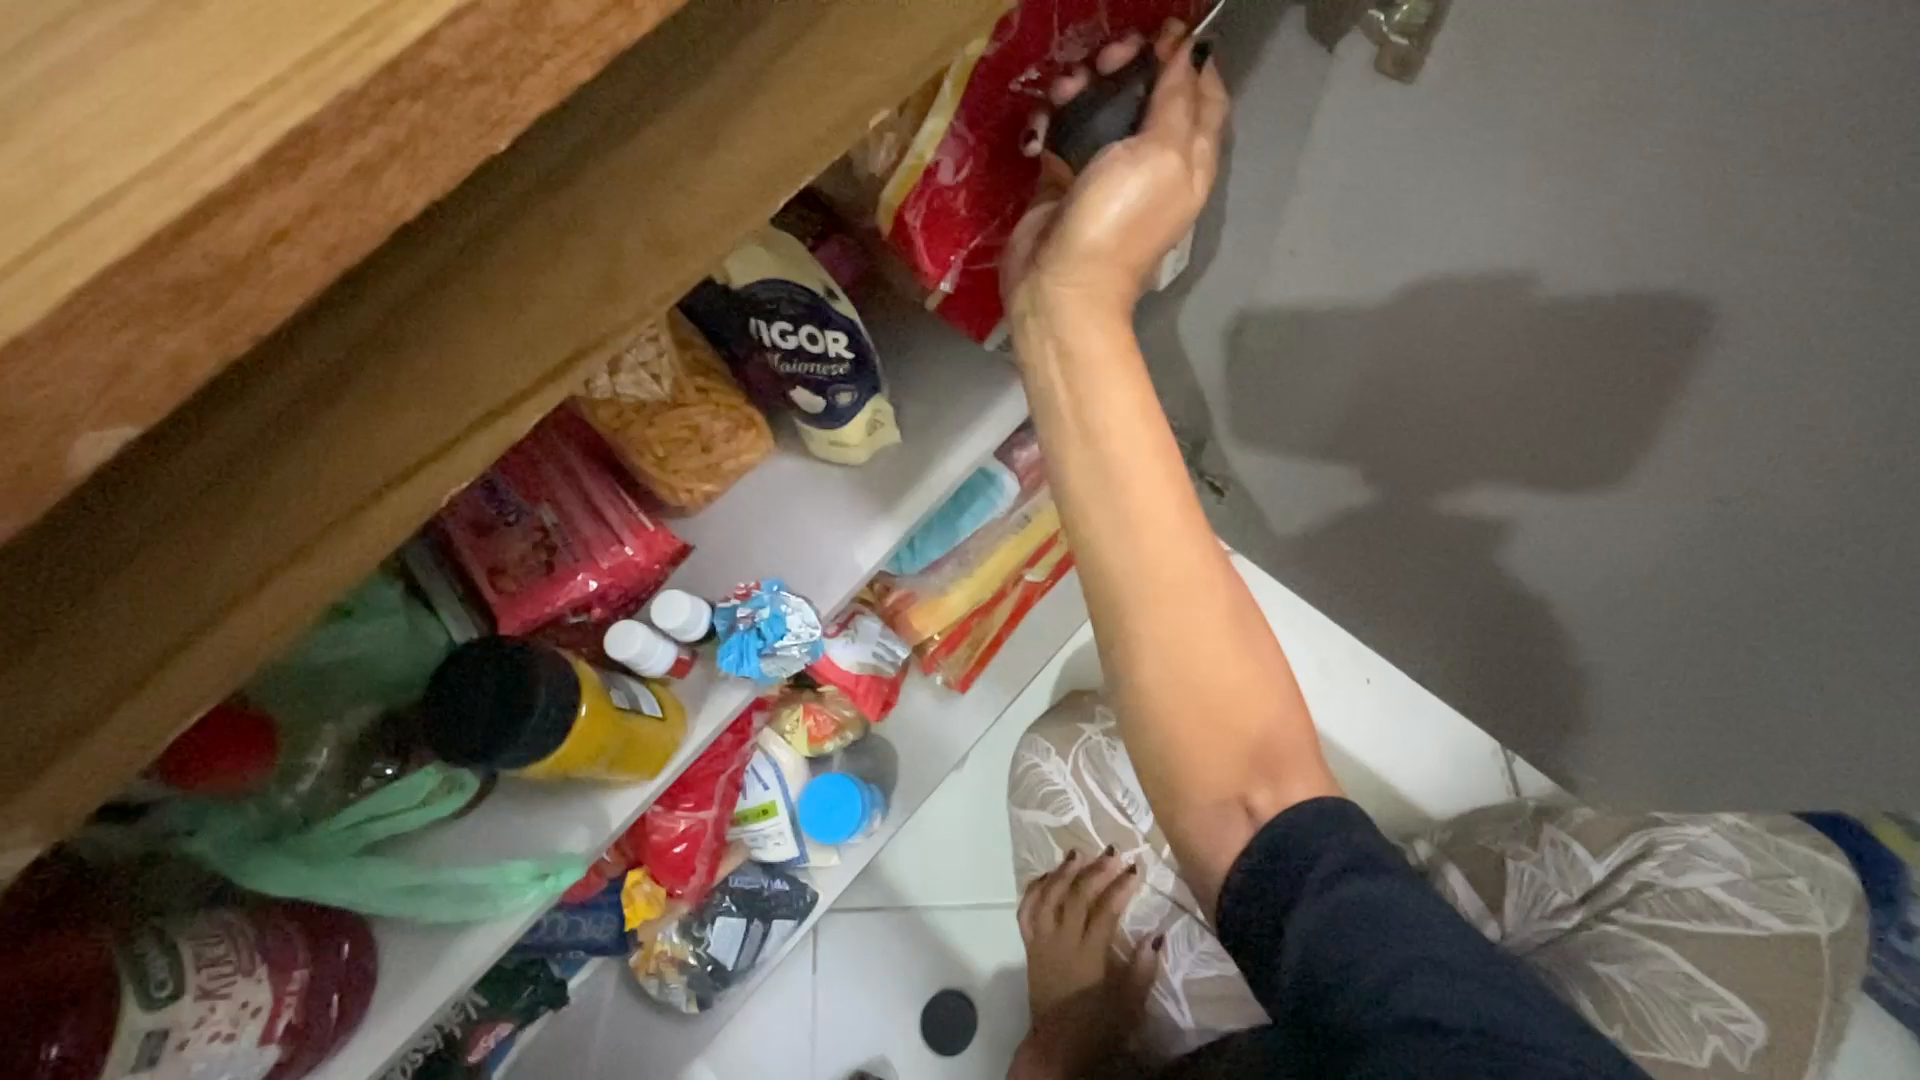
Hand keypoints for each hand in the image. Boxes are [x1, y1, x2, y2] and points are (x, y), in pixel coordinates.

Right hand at [1002, 22, 1228, 320]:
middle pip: (1147, 93)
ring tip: (1067, 88)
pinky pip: (1061, 131)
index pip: (1203, 94)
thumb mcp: (1163, 154)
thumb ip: (1178, 98)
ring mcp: (1104, 170)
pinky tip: (1045, 118)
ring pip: (1099, 106)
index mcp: (1189, 159)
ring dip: (1083, 86)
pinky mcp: (1064, 178)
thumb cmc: (1119, 221)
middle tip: (1108, 61)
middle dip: (1128, 66)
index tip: (1163, 36)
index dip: (1188, 59)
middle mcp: (1150, 161)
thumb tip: (1190, 51)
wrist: (1061, 284)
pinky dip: (1052, 117)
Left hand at [1010, 848, 1159, 1079]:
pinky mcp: (1029, 945)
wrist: (1056, 1047)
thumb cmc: (1096, 1027)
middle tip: (1112, 853)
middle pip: (1076, 896)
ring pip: (1047, 897)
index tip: (1135, 870)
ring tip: (1078, 854)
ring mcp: (1041, 941)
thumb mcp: (1128, 1006)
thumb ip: (1142, 970)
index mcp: (1087, 956)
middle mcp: (1060, 942)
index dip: (1120, 888)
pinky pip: (1026, 910)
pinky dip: (1034, 889)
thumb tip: (1156, 935)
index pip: (1105, 911)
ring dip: (1062, 872)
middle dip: (1095, 872)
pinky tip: (1047, 876)